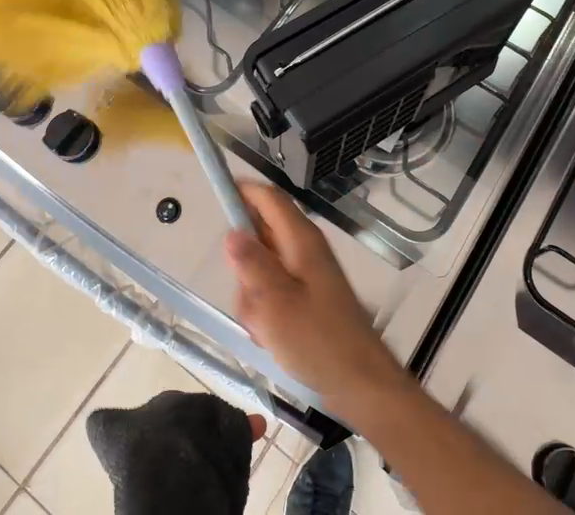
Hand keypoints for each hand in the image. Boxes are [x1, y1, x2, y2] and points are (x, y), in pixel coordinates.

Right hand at [224, 181, 408, 414]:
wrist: (359, 383)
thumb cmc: (317, 340)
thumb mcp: (275, 302)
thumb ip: (252, 265)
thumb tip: (232, 232)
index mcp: (301, 239)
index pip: (269, 198)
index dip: (242, 192)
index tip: (215, 198)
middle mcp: (305, 249)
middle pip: (260, 235)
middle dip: (243, 263)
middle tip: (246, 294)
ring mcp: (307, 274)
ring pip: (262, 269)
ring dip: (253, 294)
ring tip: (263, 325)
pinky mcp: (307, 298)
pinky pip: (272, 293)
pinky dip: (265, 311)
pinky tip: (271, 336)